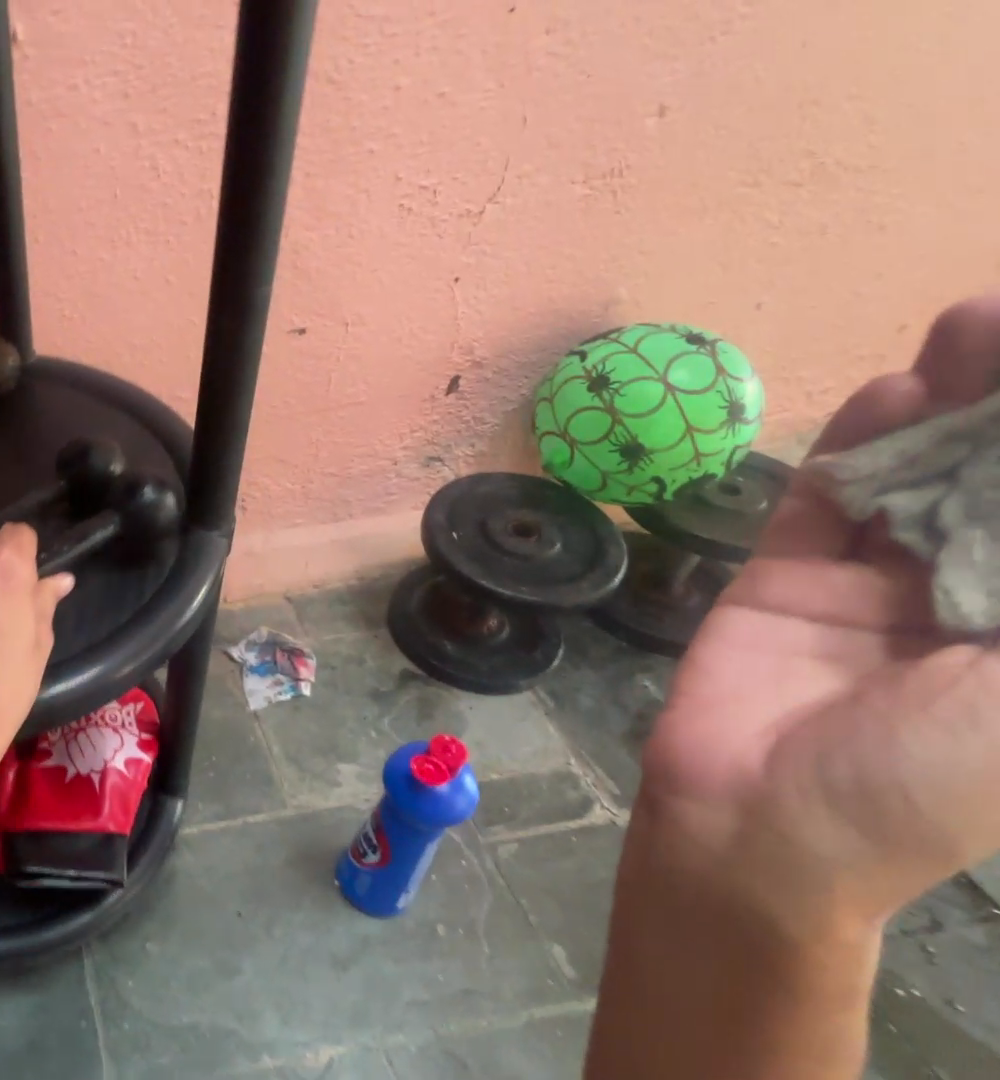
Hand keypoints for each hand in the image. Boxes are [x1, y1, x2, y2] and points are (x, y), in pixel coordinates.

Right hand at [644, 297, 999, 930]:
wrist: (758, 815)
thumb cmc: (931, 776)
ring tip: (966, 329)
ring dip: (948, 408)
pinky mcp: (786, 579)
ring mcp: (877, 585)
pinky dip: (852, 449)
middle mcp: (975, 597)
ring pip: (921, 480)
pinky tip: (887, 394)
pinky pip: (823, 504)